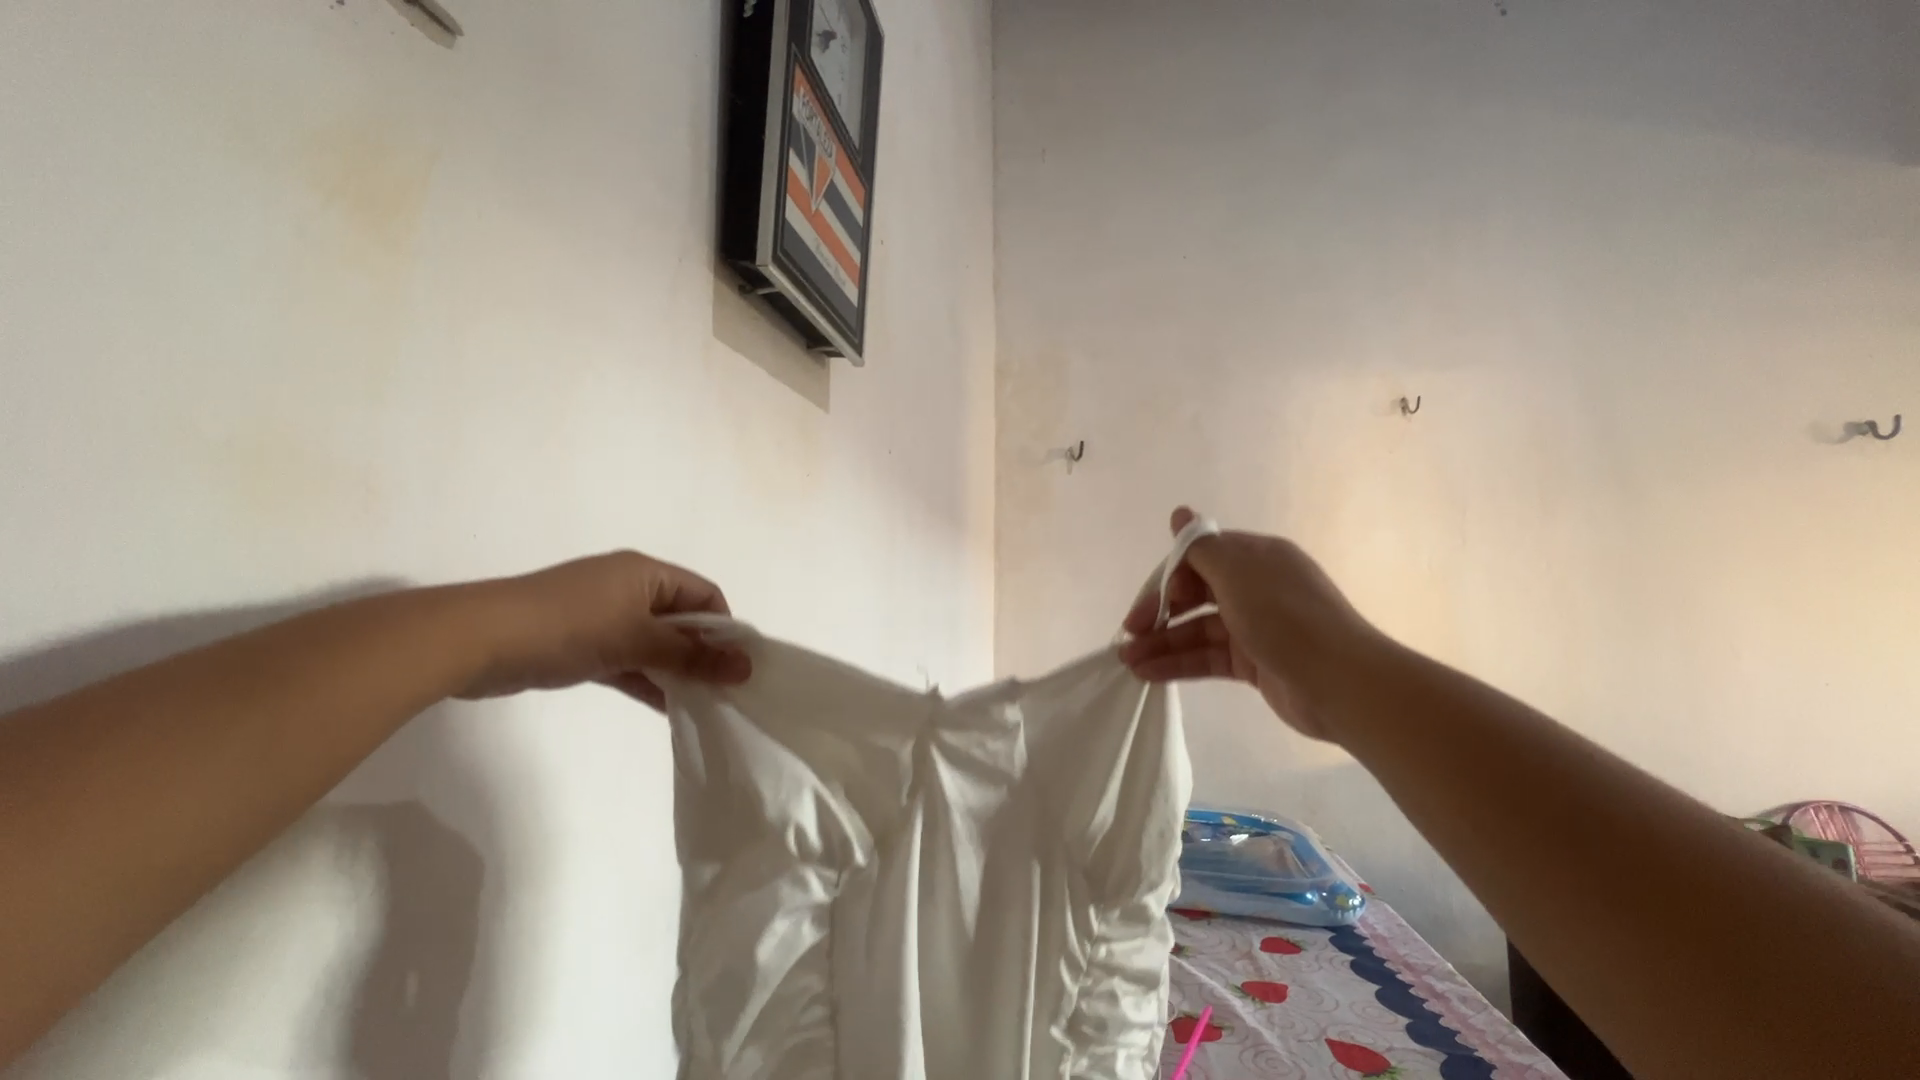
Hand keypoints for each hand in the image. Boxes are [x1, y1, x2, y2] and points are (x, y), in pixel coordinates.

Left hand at [456, 551, 751, 709]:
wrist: (478, 640)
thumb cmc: (568, 627)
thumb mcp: (637, 640)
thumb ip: (692, 656)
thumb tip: (746, 667)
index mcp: (646, 573)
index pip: (704, 595)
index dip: (724, 628)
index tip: (736, 667)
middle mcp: (628, 589)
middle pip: (681, 620)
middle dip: (703, 653)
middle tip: (724, 691)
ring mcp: (603, 617)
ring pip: (654, 644)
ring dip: (676, 670)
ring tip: (701, 704)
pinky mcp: (582, 644)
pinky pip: (628, 660)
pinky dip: (647, 680)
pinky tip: (667, 708)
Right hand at [1119, 508, 1383, 742]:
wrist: (1339, 682)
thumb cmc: (1285, 616)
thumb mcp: (1237, 572)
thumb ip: (1200, 546)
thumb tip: (1179, 513)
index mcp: (1256, 558)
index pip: (1200, 558)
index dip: (1168, 578)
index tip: (1146, 604)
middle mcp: (1255, 587)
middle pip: (1195, 594)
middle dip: (1159, 613)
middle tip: (1129, 635)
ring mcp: (1255, 626)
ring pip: (1197, 629)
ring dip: (1162, 643)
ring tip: (1128, 662)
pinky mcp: (1253, 662)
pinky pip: (1207, 657)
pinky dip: (1178, 663)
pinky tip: (1149, 674)